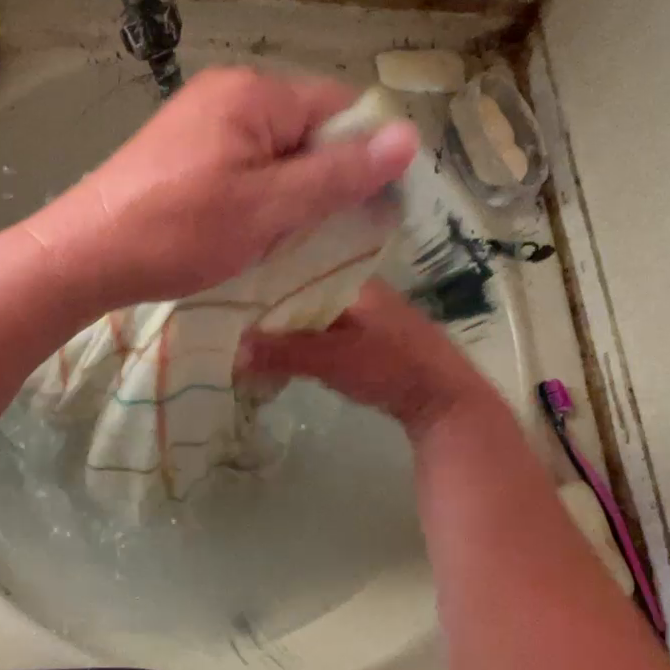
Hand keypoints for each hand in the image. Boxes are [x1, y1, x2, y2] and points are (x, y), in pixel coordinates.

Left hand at [22, 67, 419, 312]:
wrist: (83, 256)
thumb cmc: (177, 233)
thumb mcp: (267, 209)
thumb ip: (336, 175)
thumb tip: (408, 137)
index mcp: (254, 93)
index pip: (339, 108)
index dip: (360, 158)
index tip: (364, 213)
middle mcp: (226, 94)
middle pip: (303, 132)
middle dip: (317, 183)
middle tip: (312, 238)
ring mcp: (196, 122)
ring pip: (270, 157)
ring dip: (282, 199)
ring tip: (273, 244)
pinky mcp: (176, 154)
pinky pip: (236, 170)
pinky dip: (249, 202)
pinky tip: (238, 237)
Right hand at [239, 281, 494, 438]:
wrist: (445, 400)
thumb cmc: (393, 368)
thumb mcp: (334, 360)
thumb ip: (284, 353)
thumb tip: (233, 351)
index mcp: (350, 280)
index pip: (295, 268)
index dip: (260, 281)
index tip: (225, 292)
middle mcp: (354, 290)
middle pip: (298, 292)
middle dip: (266, 308)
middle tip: (224, 319)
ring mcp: (361, 315)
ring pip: (307, 314)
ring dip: (280, 328)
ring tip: (240, 337)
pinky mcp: (363, 340)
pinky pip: (318, 332)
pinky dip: (296, 342)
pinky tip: (274, 355)